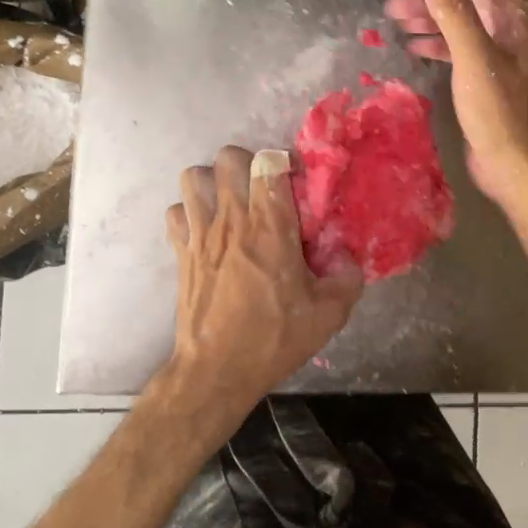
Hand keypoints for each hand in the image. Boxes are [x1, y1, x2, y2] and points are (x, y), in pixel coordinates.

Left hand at [159, 147, 363, 420]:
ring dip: (212, 182)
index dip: (281, 163)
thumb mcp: (327, 315)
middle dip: (246, 164)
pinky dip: (189, 213)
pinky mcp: (180, 251)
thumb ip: (347, 280)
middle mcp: (232, 220)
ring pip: (194, 176)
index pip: (268, 163)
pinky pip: (176, 211)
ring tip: (230, 204)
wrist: (216, 370)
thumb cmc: (273, 340)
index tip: (293, 185)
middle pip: (228, 157)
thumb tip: (351, 258)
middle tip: (261, 191)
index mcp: (271, 227)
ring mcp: (201, 234)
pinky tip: (206, 231)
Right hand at [384, 0, 527, 209]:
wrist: (523, 169)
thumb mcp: (475, 60)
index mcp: (518, 20)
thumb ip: (456, 14)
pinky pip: (463, 48)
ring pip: (464, 22)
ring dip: (431, 18)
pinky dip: (439, 43)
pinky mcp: (492, 79)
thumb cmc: (501, 114)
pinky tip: (414, 47)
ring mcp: (504, 56)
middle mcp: (514, 31)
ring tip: (395, 21)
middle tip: (393, 4)